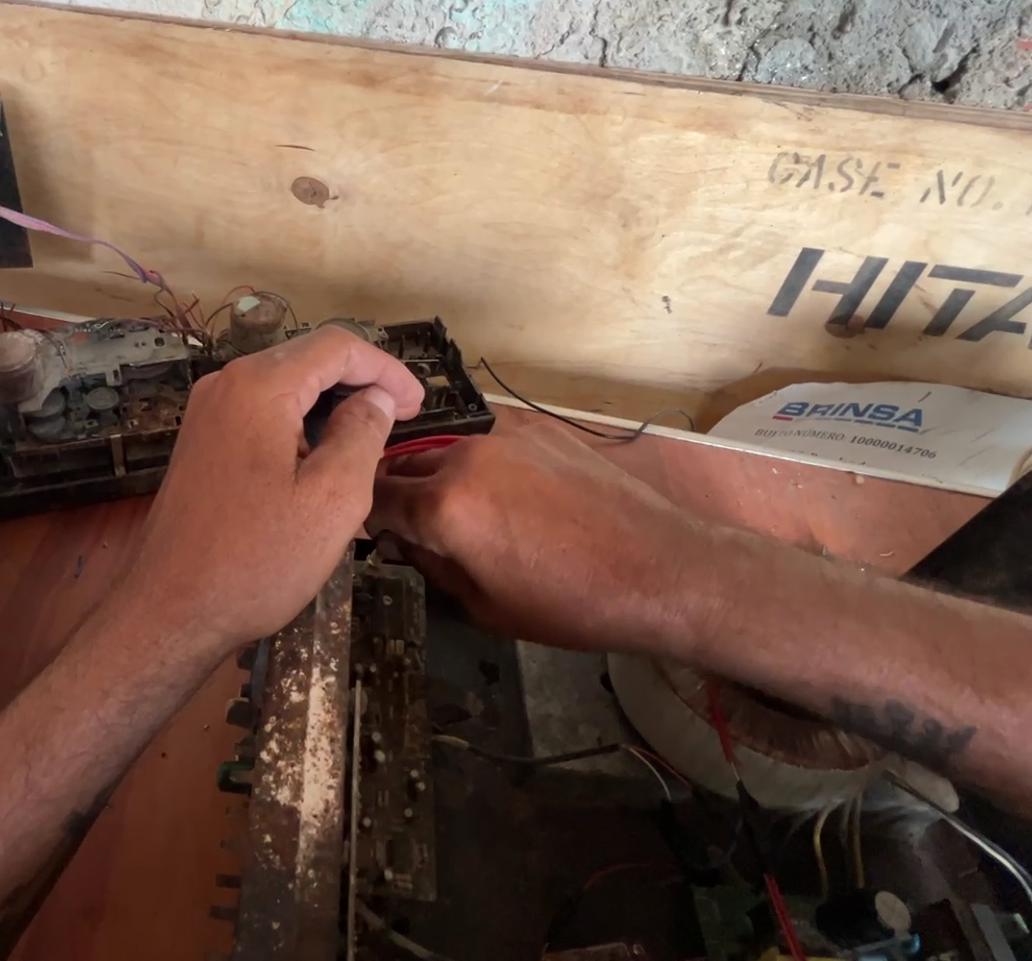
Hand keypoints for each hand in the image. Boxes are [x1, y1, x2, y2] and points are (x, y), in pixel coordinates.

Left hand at [118, 325, 426, 655]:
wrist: (169, 611)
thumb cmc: (256, 560)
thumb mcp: (332, 499)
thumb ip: (363, 434)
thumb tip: (376, 398)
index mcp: (258, 386)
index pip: (335, 345)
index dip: (385, 368)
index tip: (419, 404)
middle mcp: (226, 385)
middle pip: (307, 358)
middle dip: (361, 381)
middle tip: (404, 418)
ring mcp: (208, 412)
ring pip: (285, 385)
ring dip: (332, 402)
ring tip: (372, 437)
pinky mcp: (202, 441)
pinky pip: (262, 411)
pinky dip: (301, 421)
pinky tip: (323, 454)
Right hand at [366, 422, 717, 653]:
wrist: (662, 569)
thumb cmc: (571, 602)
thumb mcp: (483, 605)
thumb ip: (429, 565)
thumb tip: (403, 542)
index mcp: (443, 505)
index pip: (374, 498)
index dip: (369, 519)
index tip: (380, 535)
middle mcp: (464, 456)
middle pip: (402, 465)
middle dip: (399, 494)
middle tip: (417, 526)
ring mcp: (503, 434)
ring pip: (443, 448)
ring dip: (437, 474)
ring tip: (465, 508)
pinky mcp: (537, 426)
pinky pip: (486, 439)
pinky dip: (479, 461)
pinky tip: (508, 491)